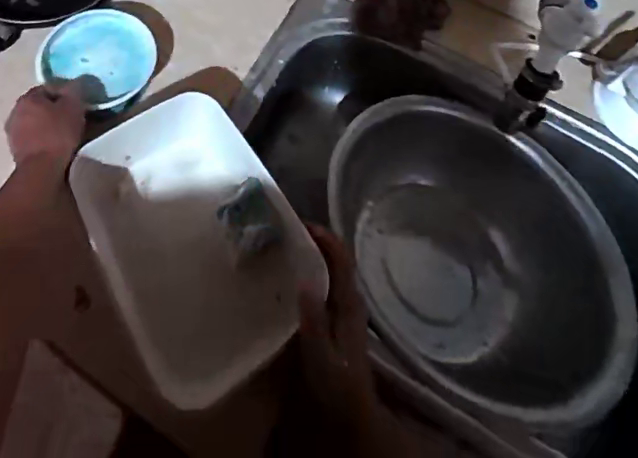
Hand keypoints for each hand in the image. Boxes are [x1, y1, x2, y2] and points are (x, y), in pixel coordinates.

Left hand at [4, 82, 85, 168]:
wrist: (42, 169)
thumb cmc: (58, 133)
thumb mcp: (73, 106)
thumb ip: (74, 90)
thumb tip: (74, 83)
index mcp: (27, 98)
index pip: (49, 88)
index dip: (66, 93)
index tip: (79, 103)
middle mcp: (15, 113)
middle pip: (41, 106)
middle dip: (57, 110)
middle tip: (75, 117)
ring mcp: (13, 134)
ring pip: (37, 123)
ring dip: (50, 126)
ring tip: (68, 133)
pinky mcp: (16, 152)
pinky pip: (35, 139)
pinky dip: (46, 140)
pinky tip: (58, 146)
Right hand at [298, 224, 373, 425]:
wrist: (354, 413)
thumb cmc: (337, 387)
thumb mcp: (322, 359)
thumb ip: (315, 322)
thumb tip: (304, 281)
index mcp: (349, 304)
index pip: (342, 259)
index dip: (326, 238)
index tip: (300, 224)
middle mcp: (351, 298)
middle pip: (337, 258)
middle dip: (315, 239)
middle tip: (284, 231)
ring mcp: (346, 306)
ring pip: (332, 268)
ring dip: (313, 252)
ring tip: (283, 245)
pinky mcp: (338, 315)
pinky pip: (327, 281)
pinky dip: (311, 269)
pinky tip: (291, 273)